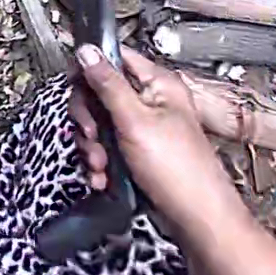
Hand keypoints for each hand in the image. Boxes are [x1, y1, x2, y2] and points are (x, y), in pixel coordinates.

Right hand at [69, 44, 245, 238]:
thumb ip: (107, 83)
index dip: (89, 68)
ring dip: (91, 144)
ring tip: (101, 164)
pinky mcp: (135, 150)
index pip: (113, 57)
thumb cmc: (177, 171)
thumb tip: (86, 49)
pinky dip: (99, 160)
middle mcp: (149, 100)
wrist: (198, 225)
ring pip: (97, 120)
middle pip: (98, 90)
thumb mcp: (135, 121)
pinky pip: (104, 145)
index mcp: (157, 83)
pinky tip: (103, 177)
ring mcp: (141, 126)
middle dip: (88, 117)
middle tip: (91, 135)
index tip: (76, 89)